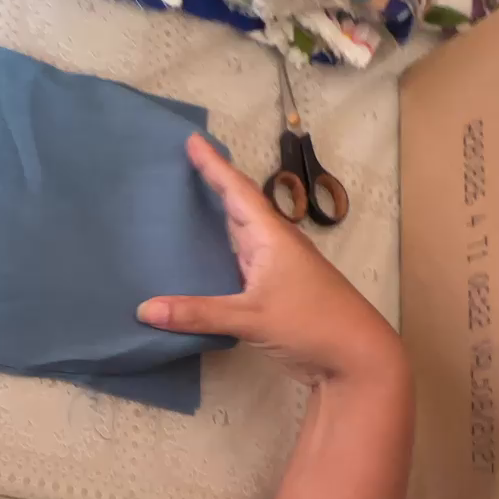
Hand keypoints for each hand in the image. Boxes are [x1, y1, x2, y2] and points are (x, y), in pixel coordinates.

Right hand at [138, 136, 403, 387]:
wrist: (354, 358)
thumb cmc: (311, 324)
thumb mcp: (251, 317)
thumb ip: (197, 313)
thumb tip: (144, 309)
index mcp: (271, 239)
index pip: (238, 193)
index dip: (215, 167)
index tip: (193, 141)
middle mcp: (273, 248)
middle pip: (239, 206)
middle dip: (214, 185)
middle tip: (184, 166)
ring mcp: (274, 270)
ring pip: (238, 234)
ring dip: (215, 218)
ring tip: (186, 205)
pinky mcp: (270, 293)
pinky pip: (236, 262)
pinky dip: (216, 253)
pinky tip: (199, 261)